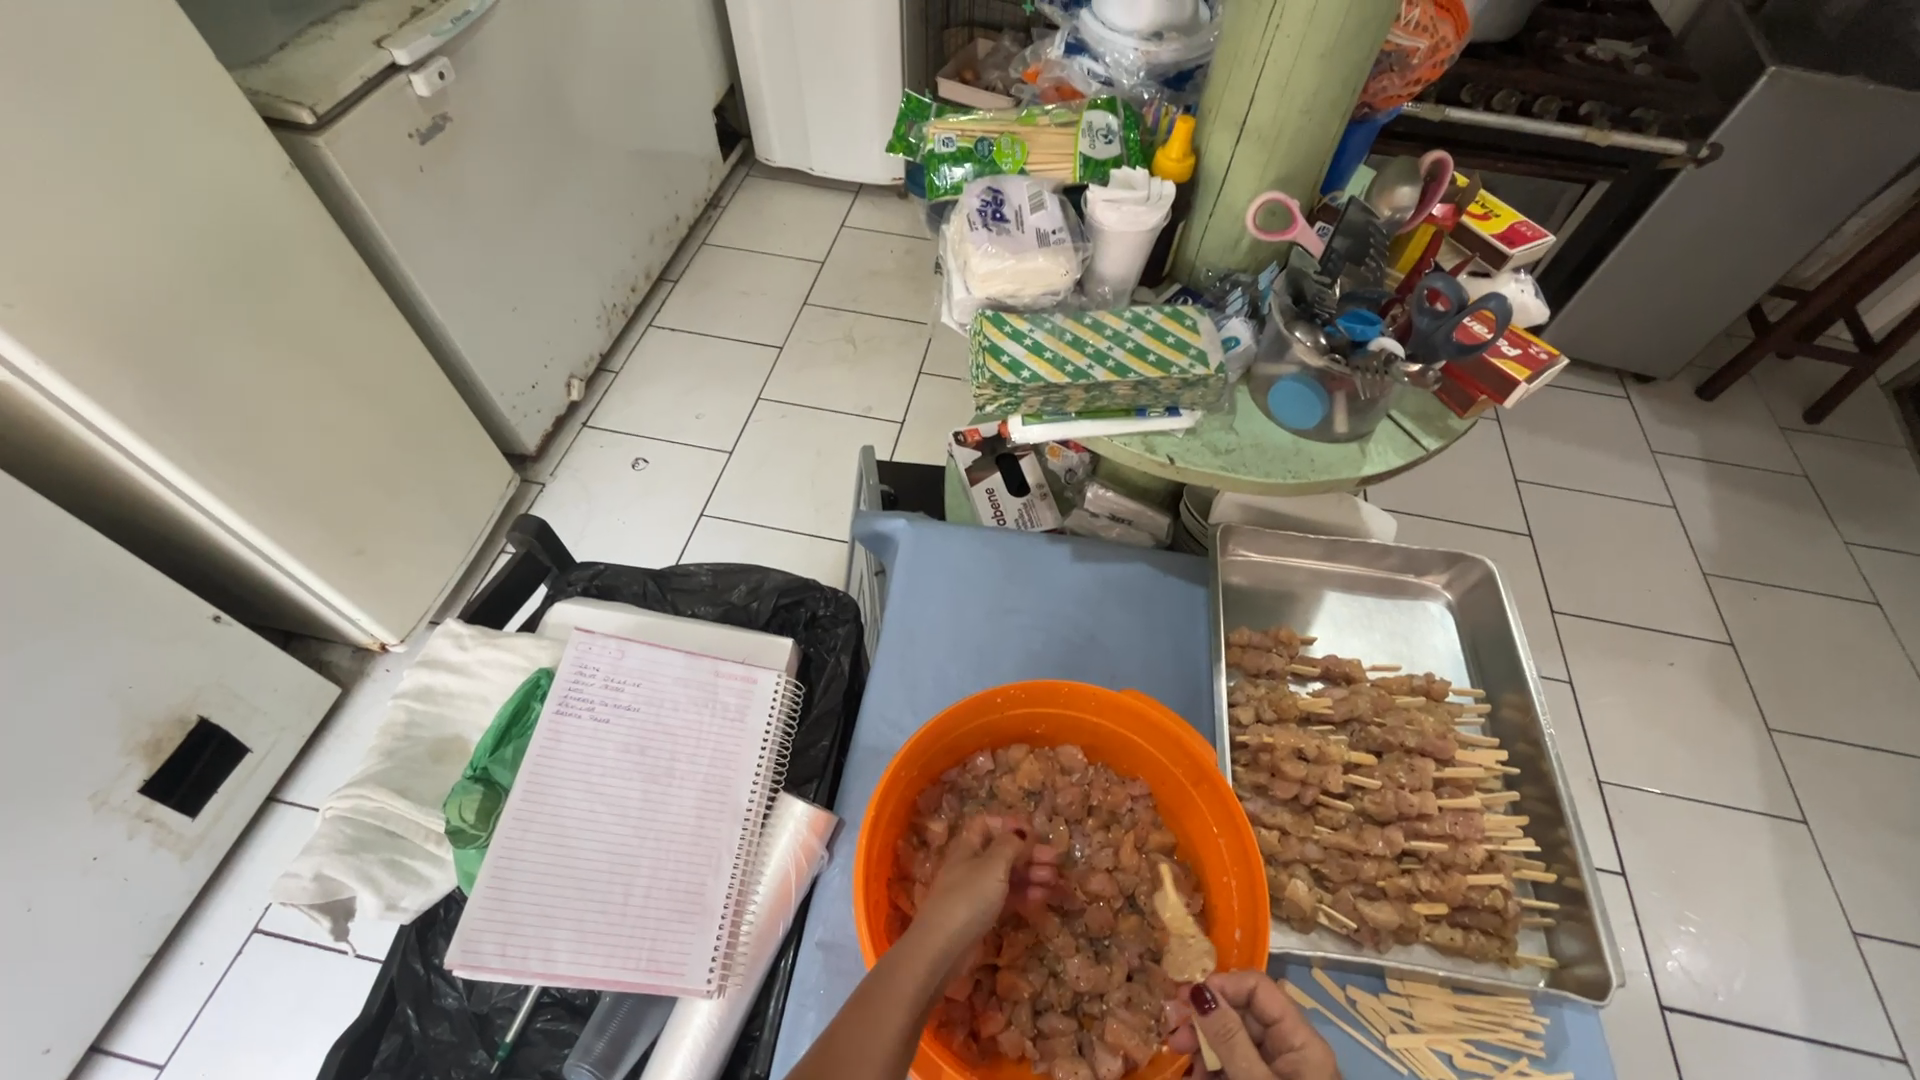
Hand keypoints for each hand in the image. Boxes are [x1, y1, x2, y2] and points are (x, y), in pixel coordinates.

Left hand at [908, 815, 1058, 954]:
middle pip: (1003, 851)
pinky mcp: (983, 915)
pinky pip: (1008, 897)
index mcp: (968, 846)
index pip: (987, 825)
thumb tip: (1021, 830)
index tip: (1034, 833)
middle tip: (1056, 859)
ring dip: (1032, 874)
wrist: (943, 948)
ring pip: (1008, 876)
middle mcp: (972, 865)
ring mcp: (977, 891)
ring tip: (1055, 880)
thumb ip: (1010, 845)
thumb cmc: (968, 898)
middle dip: (1030, 853)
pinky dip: (1025, 895)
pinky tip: (1043, 897)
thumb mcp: (992, 865)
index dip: (1010, 825)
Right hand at [1168, 972, 1340, 1079]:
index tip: (1186, 998)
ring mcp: (1273, 1074)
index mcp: (1300, 1041)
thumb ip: (1229, 1039)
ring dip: (1201, 1043)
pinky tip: (1192, 1076)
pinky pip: (1230, 1067)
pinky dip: (1208, 1068)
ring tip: (1178, 1054)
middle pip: (1241, 1012)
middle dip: (1204, 1016)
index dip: (1222, 985)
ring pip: (1231, 1040)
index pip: (1258, 988)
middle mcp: (1288, 1051)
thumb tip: (1200, 990)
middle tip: (1172, 1027)